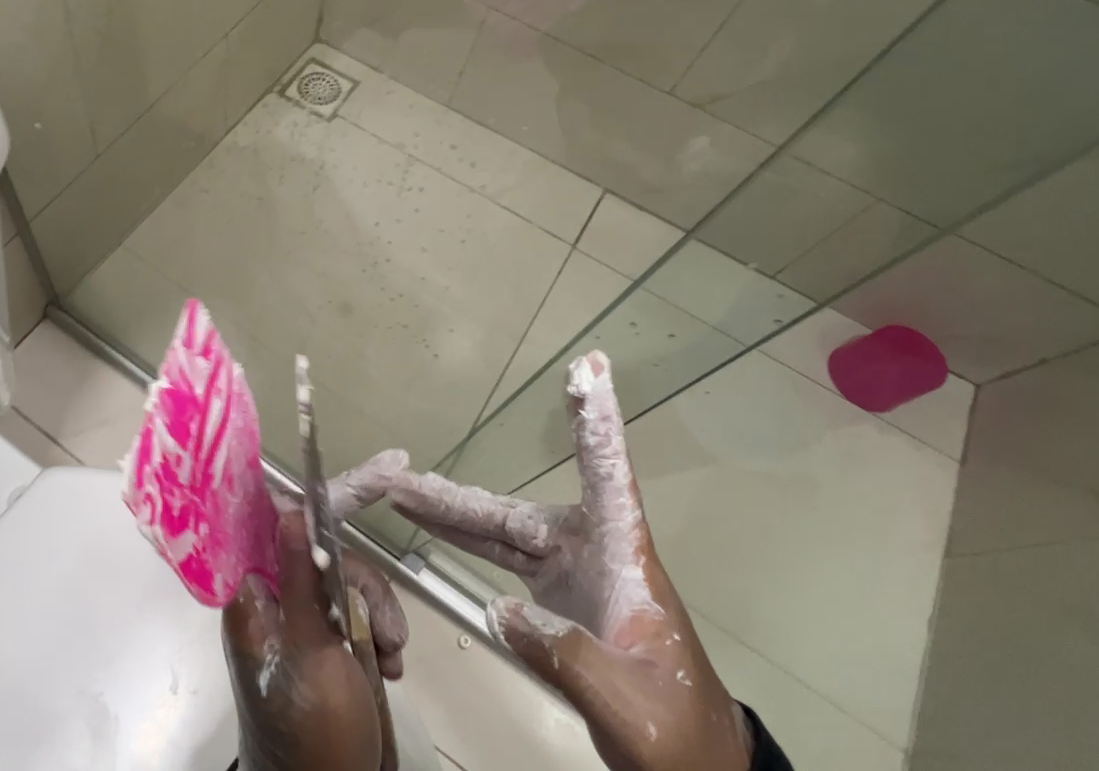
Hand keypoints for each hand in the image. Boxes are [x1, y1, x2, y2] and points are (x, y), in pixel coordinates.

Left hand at [223, 511, 396, 770]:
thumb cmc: (311, 725)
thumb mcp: (308, 646)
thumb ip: (299, 576)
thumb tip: (286, 509)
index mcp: (254, 604)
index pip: (272, 537)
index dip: (304, 523)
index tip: (339, 514)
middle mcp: (275, 610)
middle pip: (320, 561)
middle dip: (360, 589)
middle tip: (384, 630)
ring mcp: (305, 632)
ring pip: (346, 588)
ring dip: (376, 616)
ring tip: (391, 656)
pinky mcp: (331, 651)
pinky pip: (358, 619)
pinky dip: (380, 638)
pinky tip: (391, 666)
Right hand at [387, 352, 752, 770]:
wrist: (694, 764)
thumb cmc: (677, 731)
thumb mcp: (626, 703)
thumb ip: (566, 654)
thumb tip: (501, 608)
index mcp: (625, 561)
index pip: (610, 476)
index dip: (596, 421)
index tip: (589, 366)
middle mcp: (594, 552)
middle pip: (521, 511)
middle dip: (462, 498)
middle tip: (406, 480)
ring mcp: (573, 574)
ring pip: (505, 531)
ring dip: (456, 515)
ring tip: (404, 495)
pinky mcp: (559, 597)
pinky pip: (505, 559)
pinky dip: (469, 543)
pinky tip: (438, 532)